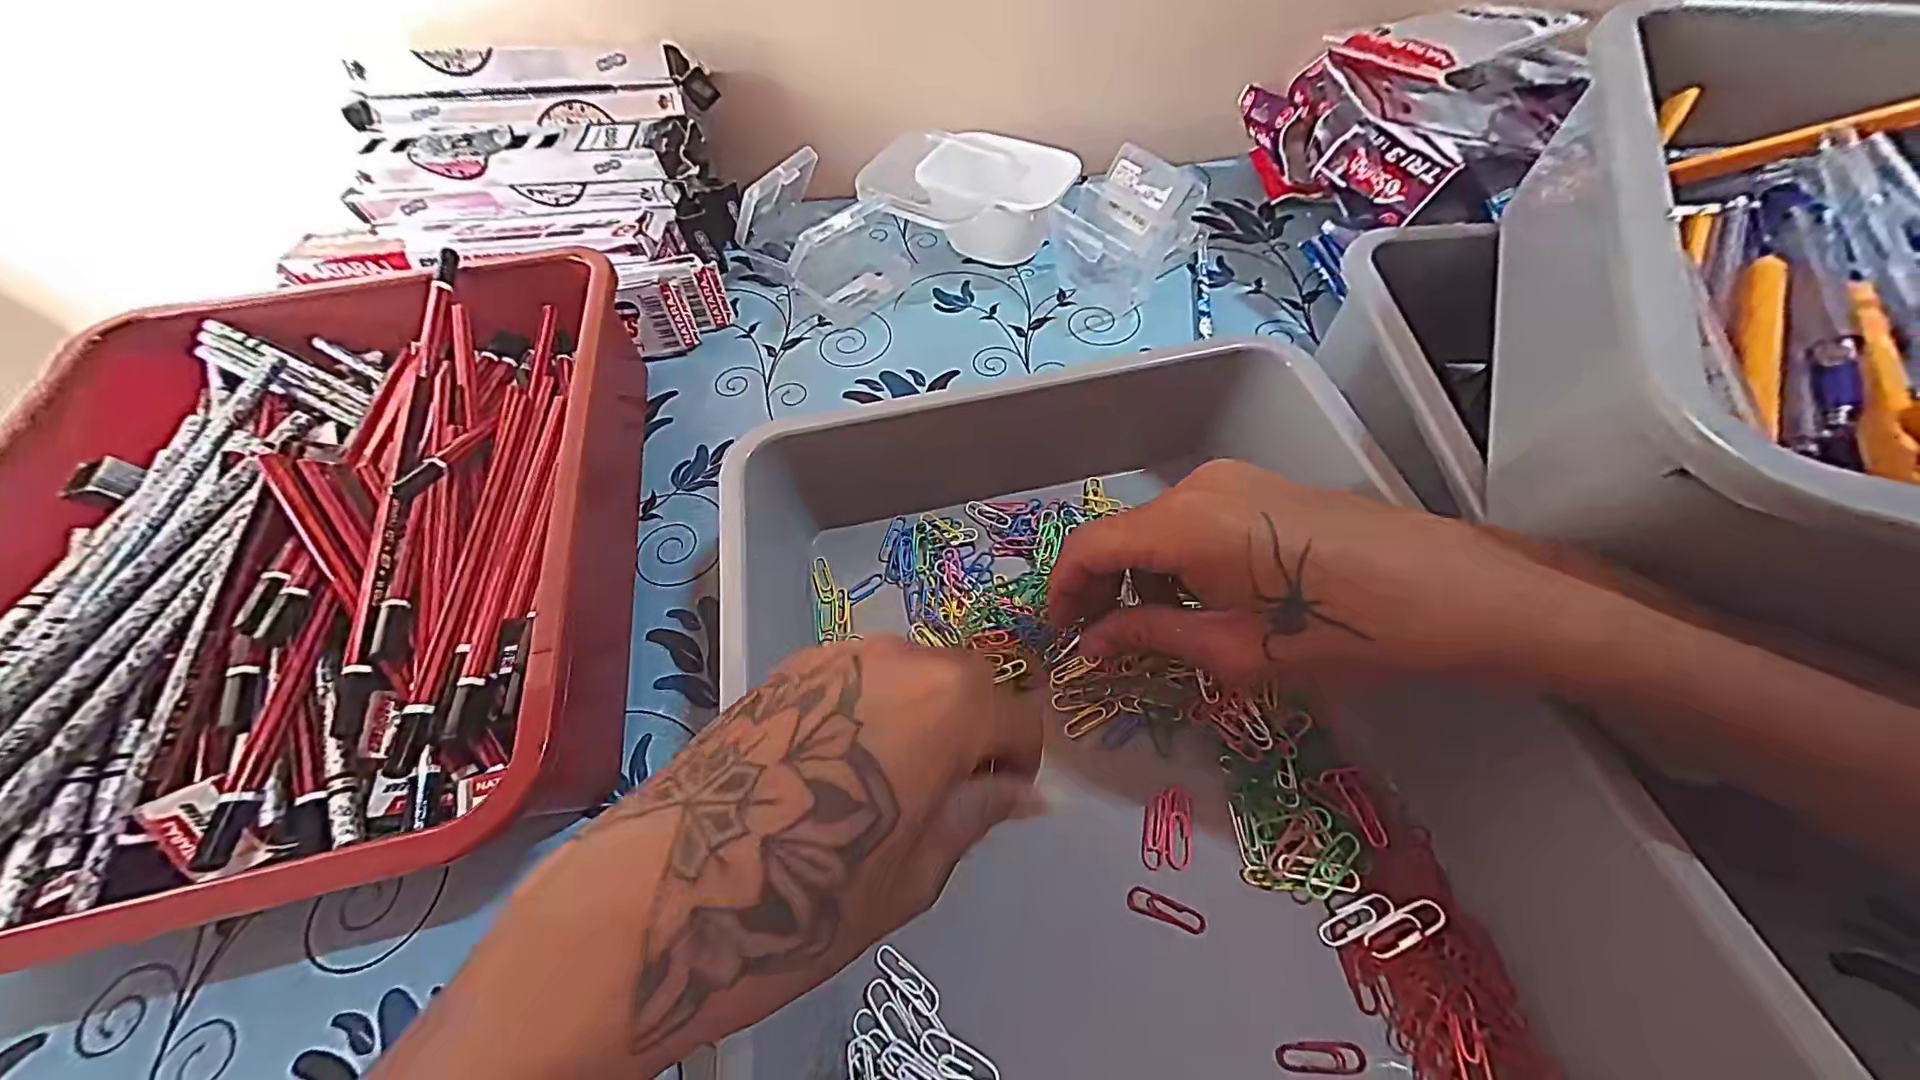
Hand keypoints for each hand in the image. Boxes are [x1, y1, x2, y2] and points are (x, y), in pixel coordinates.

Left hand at [375, 638, 1043, 1079]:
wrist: (656, 889)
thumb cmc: (802, 896)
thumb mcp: (915, 871)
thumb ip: (977, 812)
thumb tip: (1025, 791)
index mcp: (946, 702)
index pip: (1019, 715)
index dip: (1018, 762)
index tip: (999, 800)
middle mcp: (898, 657)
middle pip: (966, 684)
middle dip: (972, 733)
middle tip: (942, 798)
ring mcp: (837, 653)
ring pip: (913, 675)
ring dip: (922, 717)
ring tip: (883, 784)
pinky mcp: (789, 664)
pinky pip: (860, 676)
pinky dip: (874, 708)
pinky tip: (833, 766)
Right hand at [1047, 459, 1585, 683]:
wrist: (1456, 593)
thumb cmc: (1340, 632)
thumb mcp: (1231, 649)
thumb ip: (1147, 636)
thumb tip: (1092, 642)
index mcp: (1182, 523)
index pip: (1089, 547)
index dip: (1062, 591)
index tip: (1061, 632)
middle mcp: (1197, 487)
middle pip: (1118, 534)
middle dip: (1098, 587)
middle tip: (1099, 638)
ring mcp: (1231, 480)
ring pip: (1153, 528)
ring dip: (1138, 576)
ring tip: (1157, 627)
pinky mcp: (1258, 487)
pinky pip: (1190, 521)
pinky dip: (1174, 561)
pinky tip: (1200, 599)